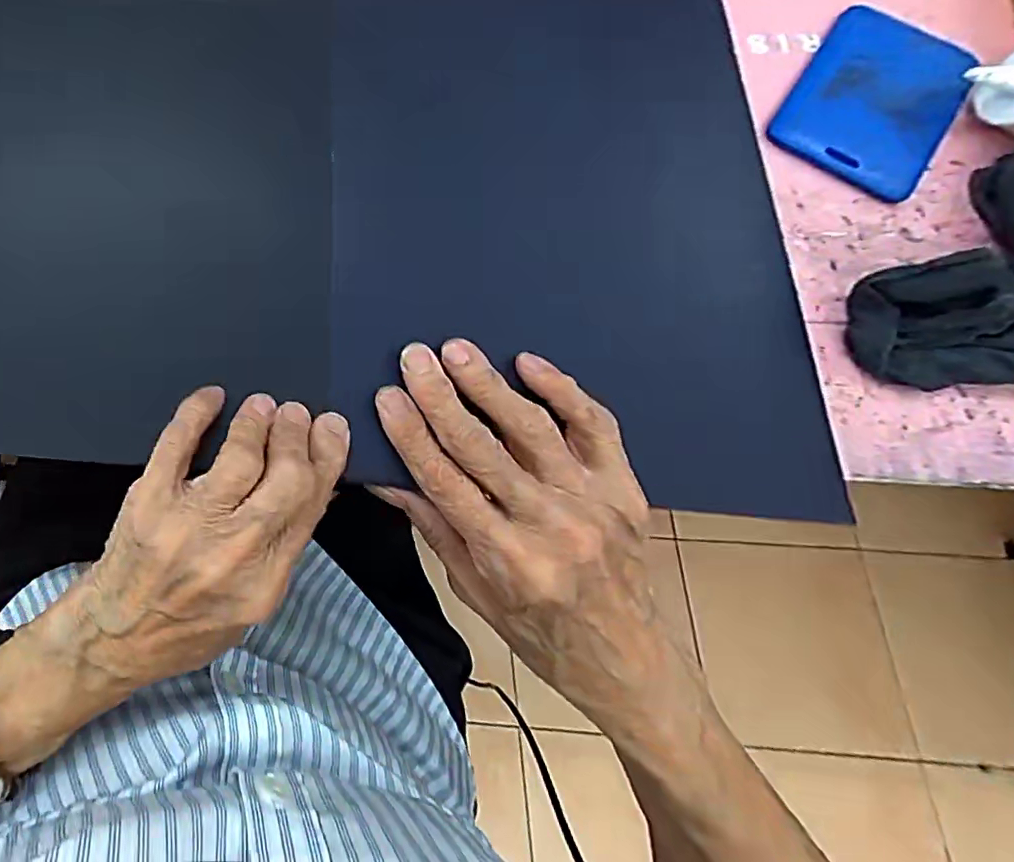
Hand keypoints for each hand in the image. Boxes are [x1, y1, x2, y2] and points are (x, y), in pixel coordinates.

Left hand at [57, 386, 349, 693]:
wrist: (118, 634)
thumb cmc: (187, 623)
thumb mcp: (251, 599)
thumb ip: (282, 545)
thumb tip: (314, 485)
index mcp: (264, 580)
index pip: (310, 505)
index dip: (326, 458)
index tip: (330, 431)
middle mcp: (231, 552)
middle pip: (284, 478)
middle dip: (296, 436)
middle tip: (295, 413)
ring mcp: (187, 523)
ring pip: (238, 457)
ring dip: (256, 422)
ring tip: (261, 406)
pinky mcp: (149, 499)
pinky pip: (177, 443)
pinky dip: (196, 413)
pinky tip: (211, 398)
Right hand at [370, 340, 696, 742]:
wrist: (628, 662)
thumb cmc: (536, 631)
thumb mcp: (470, 586)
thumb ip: (431, 523)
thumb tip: (384, 475)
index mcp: (508, 557)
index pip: (446, 483)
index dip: (412, 436)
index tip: (387, 398)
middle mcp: (552, 526)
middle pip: (484, 449)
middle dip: (442, 398)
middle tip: (414, 358)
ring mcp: (593, 504)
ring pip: (534, 430)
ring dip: (491, 385)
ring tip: (458, 350)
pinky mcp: (625, 490)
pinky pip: (597, 428)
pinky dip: (564, 391)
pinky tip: (529, 363)